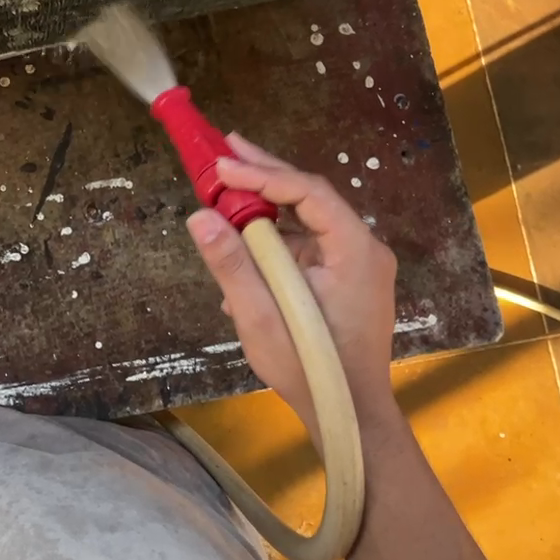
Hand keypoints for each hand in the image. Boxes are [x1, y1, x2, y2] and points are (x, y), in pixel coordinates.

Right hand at [184, 135, 399, 431]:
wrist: (349, 414)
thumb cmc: (310, 368)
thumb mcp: (261, 318)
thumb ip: (232, 266)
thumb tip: (198, 216)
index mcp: (354, 251)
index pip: (308, 193)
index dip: (262, 175)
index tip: (220, 166)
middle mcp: (361, 248)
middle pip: (309, 196)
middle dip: (264, 172)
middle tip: (224, 145)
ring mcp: (354, 263)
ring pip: (305, 217)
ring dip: (263, 202)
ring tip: (225, 182)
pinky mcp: (342, 279)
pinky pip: (304, 243)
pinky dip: (270, 236)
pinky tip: (239, 241)